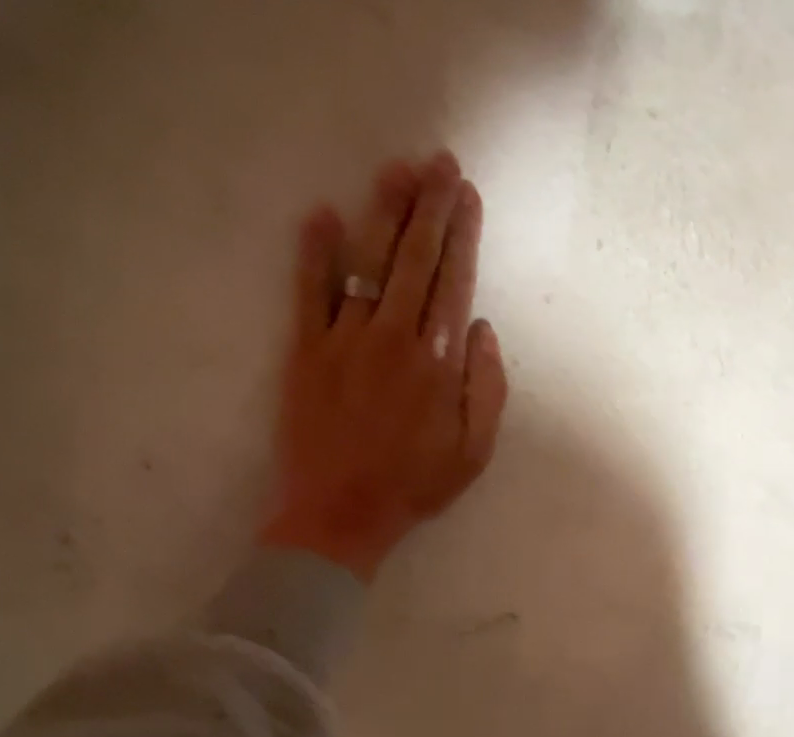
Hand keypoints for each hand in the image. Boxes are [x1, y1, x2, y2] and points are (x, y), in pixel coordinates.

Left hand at [260, 152, 507, 580]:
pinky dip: (314, 253)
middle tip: (440, 163)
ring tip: (397, 171)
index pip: (455, 283)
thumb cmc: (413, 487)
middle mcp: (395, 340)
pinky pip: (309, 293)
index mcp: (439, 364)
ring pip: (369, 265)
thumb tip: (483, 328)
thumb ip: (487, 388)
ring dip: (384, 214)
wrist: (339, 516)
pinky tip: (322, 214)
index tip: (468, 196)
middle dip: (431, 207)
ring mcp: (346, 341)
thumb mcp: (474, 452)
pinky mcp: (306, 352)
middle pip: (416, 260)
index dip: (462, 236)